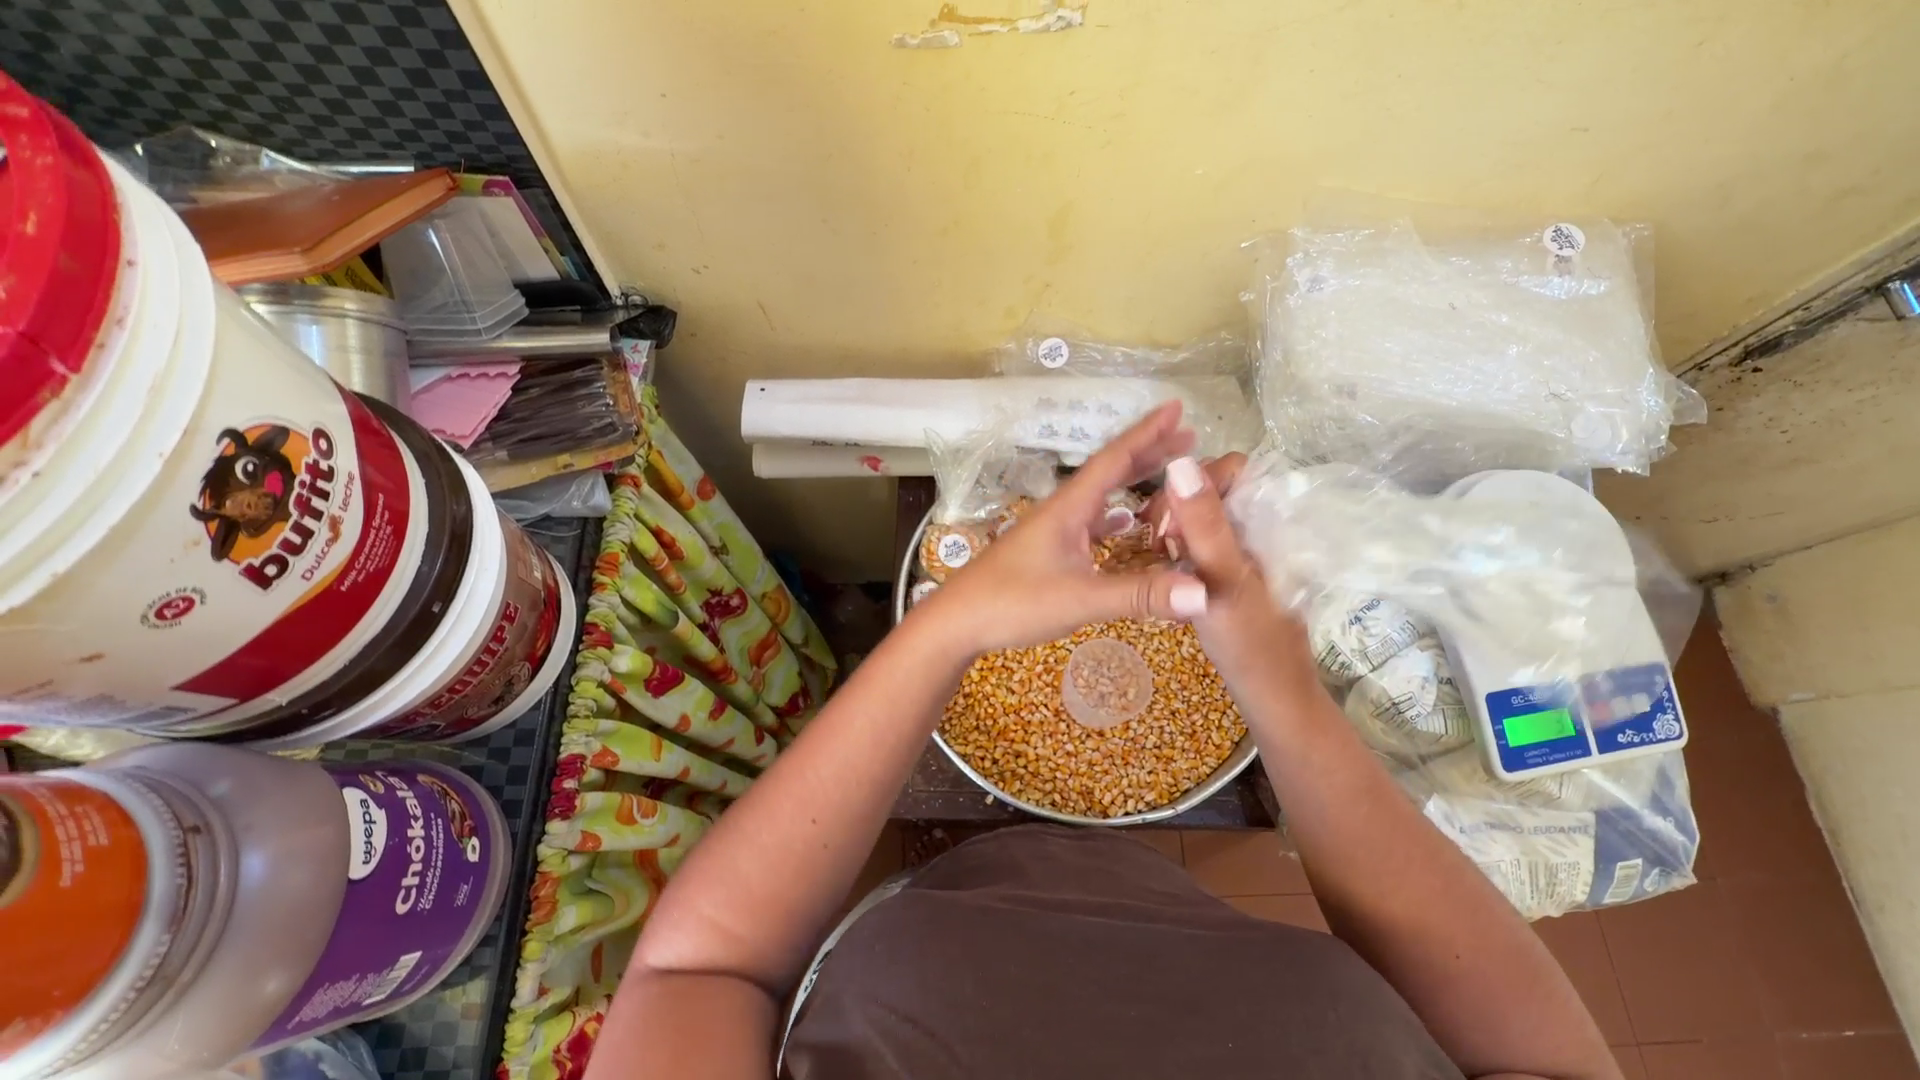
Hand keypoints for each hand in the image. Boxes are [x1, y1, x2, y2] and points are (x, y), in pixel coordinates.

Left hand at [916, 402, 1210, 654]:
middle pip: (1109, 471)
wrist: (956, 623)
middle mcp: (1061, 512)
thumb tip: (1204, 593)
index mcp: (1069, 508)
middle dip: (1148, 452)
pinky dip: (1114, 520)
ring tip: (1166, 474)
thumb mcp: (1080, 599)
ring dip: (1133, 482)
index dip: (1148, 433)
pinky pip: (1089, 525)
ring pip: (1099, 498)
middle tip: (1187, 436)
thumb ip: (1139, 595)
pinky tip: (1125, 527)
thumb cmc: (1011, 603)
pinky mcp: (1045, 554)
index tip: (1178, 407)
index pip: (1114, 459)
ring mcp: (1051, 533)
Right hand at [1152, 453, 1316, 695]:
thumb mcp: (1221, 579)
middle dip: (1178, 509)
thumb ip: (1204, 524)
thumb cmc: (1249, 641)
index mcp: (1269, 520)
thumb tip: (1180, 462)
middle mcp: (1262, 527)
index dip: (1192, 485)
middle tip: (1157, 546)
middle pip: (1214, 491)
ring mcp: (1250, 551)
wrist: (1273, 697)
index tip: (1166, 523)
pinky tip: (1171, 575)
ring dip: (1177, 531)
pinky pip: (1205, 545)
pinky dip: (1183, 552)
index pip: (1230, 470)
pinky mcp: (1238, 574)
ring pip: (1205, 518)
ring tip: (1160, 560)